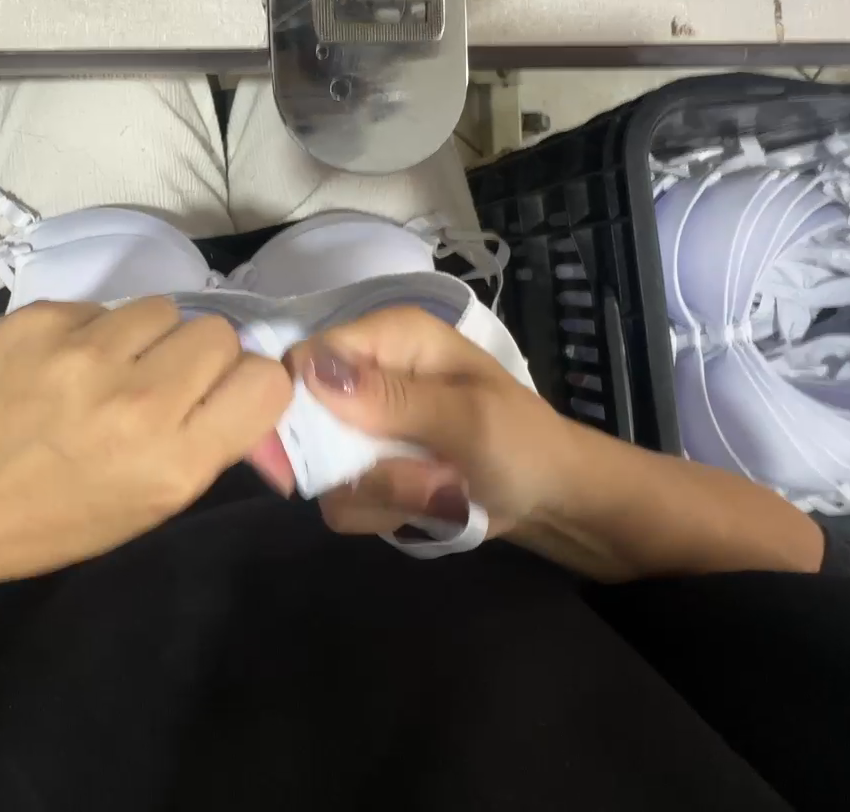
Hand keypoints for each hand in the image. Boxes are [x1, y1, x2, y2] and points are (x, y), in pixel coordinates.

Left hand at [0, 297, 292, 606]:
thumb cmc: (47, 523)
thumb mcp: (144, 508)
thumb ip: (203, 445)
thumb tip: (247, 393)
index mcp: (172, 462)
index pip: (265, 381)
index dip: (250, 384)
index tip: (222, 394)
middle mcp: (137, 399)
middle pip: (219, 331)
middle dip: (200, 354)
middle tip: (160, 381)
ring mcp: (84, 350)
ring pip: (161, 307)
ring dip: (147, 336)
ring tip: (105, 370)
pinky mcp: (40, 318)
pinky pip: (101, 305)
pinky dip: (92, 330)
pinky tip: (57, 364)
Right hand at [266, 307, 574, 539]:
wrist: (548, 497)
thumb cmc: (522, 442)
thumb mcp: (469, 419)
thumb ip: (393, 397)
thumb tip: (309, 371)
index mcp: (389, 337)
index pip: (307, 356)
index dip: (302, 401)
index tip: (334, 448)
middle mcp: (364, 374)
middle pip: (302, 418)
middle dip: (356, 463)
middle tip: (420, 478)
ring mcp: (358, 423)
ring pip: (319, 469)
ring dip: (381, 492)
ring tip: (439, 488)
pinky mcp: (360, 467)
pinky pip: (340, 500)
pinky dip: (383, 512)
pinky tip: (424, 503)